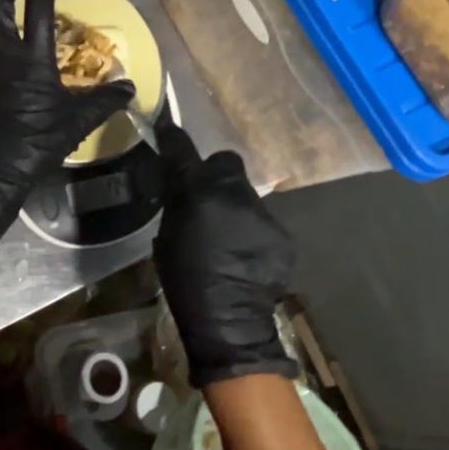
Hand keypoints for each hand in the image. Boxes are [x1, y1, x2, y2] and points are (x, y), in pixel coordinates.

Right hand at [153, 124, 298, 387]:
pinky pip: (262, 221)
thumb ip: (178, 203)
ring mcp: (262, 212)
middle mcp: (232, 193)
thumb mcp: (167, 235)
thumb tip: (181, 185)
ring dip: (236, 207)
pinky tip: (244, 254)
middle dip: (215, 175)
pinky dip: (252, 232)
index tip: (167, 128)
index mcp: (196, 193)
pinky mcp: (282, 233)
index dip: (173, 137)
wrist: (227, 321)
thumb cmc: (184, 281)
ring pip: (245, 194)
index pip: (181, 151)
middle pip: (225, 165)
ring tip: (227, 236)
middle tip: (208, 199)